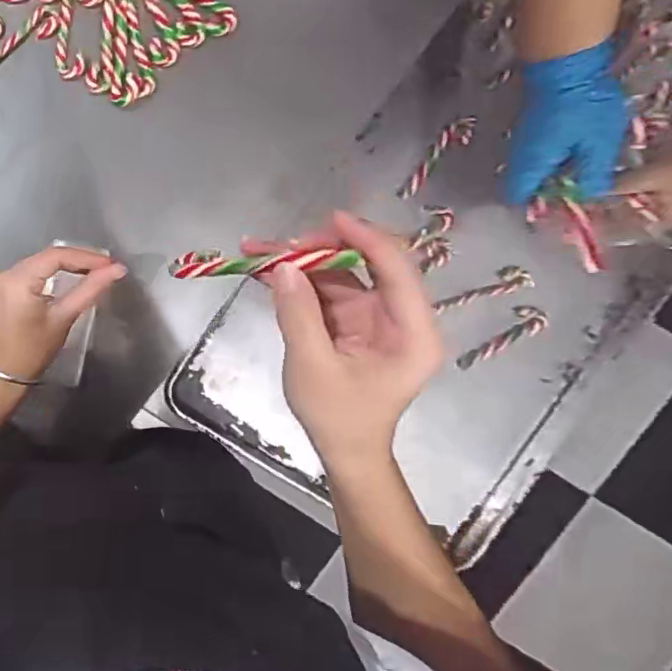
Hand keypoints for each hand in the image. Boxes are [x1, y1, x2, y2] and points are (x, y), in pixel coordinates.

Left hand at [0, 246, 125, 381]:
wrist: (7, 373)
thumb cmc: (35, 349)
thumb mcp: (64, 317)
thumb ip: (90, 289)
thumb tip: (117, 270)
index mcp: (18, 280)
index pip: (56, 256)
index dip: (86, 257)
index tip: (110, 264)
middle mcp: (7, 274)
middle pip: (48, 256)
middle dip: (78, 259)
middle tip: (107, 267)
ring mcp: (3, 280)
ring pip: (41, 262)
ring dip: (67, 264)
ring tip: (95, 270)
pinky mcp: (5, 289)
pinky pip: (33, 272)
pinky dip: (53, 273)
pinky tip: (72, 276)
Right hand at [255, 212, 442, 465]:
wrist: (345, 450)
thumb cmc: (338, 416)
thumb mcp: (312, 366)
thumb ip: (298, 315)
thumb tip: (282, 268)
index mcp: (413, 330)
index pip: (394, 269)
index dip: (364, 239)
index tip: (329, 220)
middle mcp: (400, 317)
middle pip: (365, 267)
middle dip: (321, 251)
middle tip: (276, 245)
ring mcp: (375, 320)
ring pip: (341, 278)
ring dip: (302, 265)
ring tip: (259, 254)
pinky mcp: (352, 326)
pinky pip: (327, 295)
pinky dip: (299, 284)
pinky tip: (269, 273)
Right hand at [503, 38, 628, 203]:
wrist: (566, 67)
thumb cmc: (584, 107)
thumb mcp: (600, 142)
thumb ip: (594, 172)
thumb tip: (591, 194)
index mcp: (531, 167)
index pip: (519, 198)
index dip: (537, 206)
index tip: (562, 204)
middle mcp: (518, 159)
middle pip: (524, 186)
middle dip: (547, 190)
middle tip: (578, 186)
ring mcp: (521, 143)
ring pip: (531, 170)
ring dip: (552, 173)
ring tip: (582, 166)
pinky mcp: (529, 129)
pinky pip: (536, 154)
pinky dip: (553, 158)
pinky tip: (576, 148)